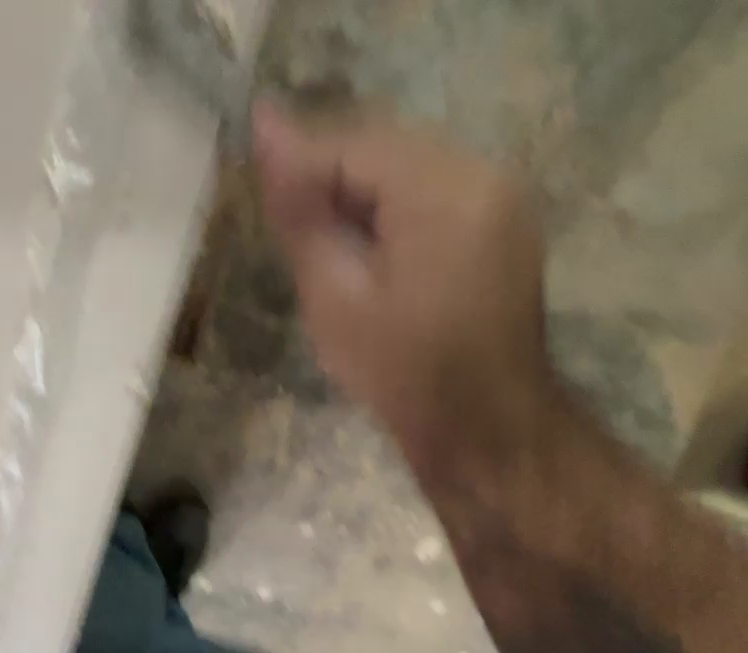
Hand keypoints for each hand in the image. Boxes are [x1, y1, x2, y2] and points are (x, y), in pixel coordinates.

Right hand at [251, 102, 551, 447]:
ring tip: (313, 237)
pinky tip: (359, 248)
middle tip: (276, 216)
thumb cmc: (400, 369)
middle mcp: (482, 174)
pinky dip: (387, 209)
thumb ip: (302, 213)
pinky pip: (432, 192)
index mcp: (442, 190)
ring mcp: (500, 198)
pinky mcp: (500, 223)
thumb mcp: (334, 295)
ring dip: (355, 195)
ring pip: (407, 169)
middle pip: (384, 150)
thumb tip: (265, 133)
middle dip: (326, 177)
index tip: (247, 177)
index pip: (353, 146)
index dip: (297, 161)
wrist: (482, 423)